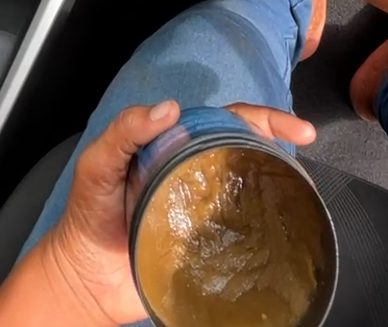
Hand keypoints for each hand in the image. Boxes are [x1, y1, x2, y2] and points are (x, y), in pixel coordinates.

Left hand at [21, 101, 314, 325]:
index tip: (287, 124)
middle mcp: (194, 172)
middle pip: (243, 145)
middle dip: (276, 135)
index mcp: (175, 146)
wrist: (84, 279)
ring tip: (300, 176)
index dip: (256, 115)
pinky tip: (282, 222)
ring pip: (247, 183)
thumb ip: (125, 131)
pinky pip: (240, 230)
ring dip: (275, 173)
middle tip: (303, 138)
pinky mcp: (207, 246)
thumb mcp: (98, 162)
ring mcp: (204, 209)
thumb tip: (171, 108)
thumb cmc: (88, 213)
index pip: (222, 120)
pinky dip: (263, 222)